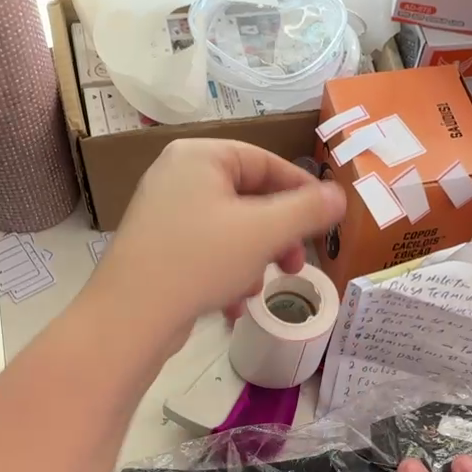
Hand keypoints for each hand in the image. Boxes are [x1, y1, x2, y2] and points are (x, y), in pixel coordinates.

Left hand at [88, 139, 344, 352]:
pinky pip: (206, 252)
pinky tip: (233, 305)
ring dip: (254, 261)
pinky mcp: (157, 248)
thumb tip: (339, 195)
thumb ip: (308, 210)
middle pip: (248, 199)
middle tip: (295, 266)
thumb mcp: (265, 232)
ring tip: (256, 290)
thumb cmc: (201, 261)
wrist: (132, 315)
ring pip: (230, 230)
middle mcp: (178, 176)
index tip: (325, 223)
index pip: (266, 162)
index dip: (301, 192)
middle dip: (277, 237)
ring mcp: (164, 213)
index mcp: (200, 156)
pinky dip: (226, 274)